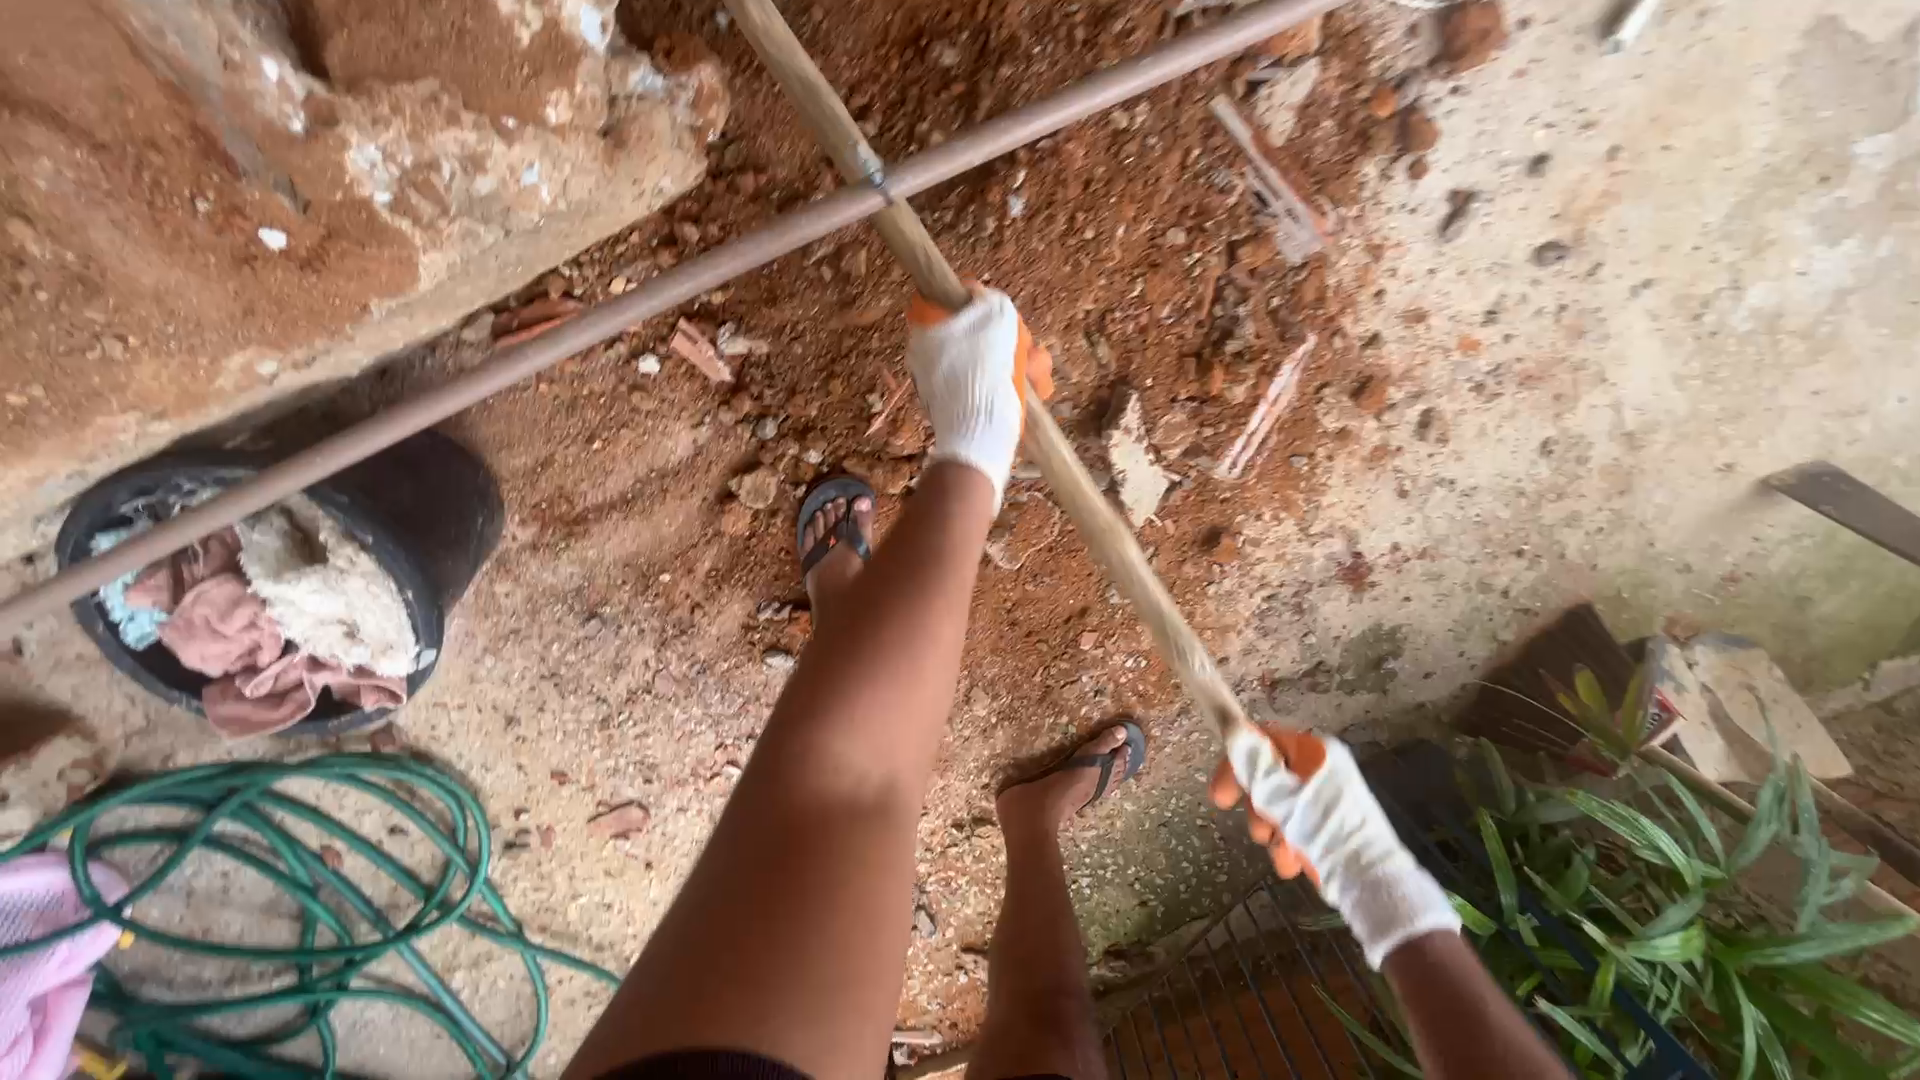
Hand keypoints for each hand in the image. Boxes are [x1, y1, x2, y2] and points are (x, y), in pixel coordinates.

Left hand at [906, 288, 1052, 510]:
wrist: (980, 441)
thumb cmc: (984, 378)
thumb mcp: (994, 324)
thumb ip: (989, 302)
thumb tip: (977, 292)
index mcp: (928, 334)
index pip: (945, 298)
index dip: (975, 299)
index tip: (996, 308)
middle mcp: (935, 356)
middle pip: (980, 328)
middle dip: (1014, 337)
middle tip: (1025, 348)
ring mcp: (952, 381)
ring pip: (997, 354)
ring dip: (1026, 360)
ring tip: (1038, 376)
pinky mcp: (971, 403)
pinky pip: (998, 380)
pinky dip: (1019, 382)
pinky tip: (1037, 391)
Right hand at [1211, 727, 1461, 968]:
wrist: (1369, 880)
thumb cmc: (1322, 830)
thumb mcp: (1281, 794)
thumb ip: (1253, 764)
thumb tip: (1231, 728)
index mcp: (1313, 751)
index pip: (1262, 741)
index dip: (1236, 766)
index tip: (1220, 798)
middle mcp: (1320, 769)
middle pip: (1268, 776)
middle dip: (1257, 809)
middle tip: (1259, 832)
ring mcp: (1326, 798)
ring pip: (1278, 805)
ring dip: (1272, 832)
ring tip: (1282, 854)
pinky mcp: (1329, 825)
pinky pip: (1295, 826)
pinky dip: (1288, 844)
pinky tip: (1293, 864)